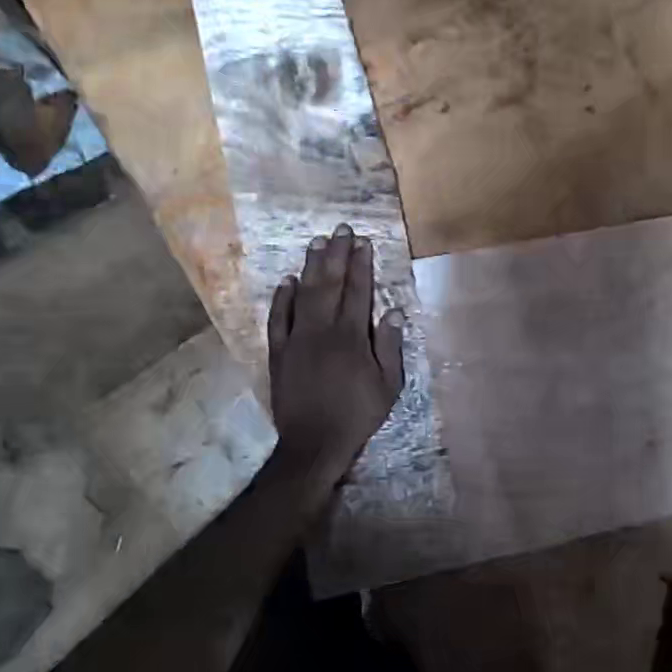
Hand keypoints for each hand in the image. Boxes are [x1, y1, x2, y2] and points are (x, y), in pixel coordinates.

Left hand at [267, 224, 405, 477]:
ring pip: (303, 295)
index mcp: (351, 337)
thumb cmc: (357, 414)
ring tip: (317, 243)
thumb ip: (389, 347)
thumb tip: (392, 312)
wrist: (313, 443)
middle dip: (336, 255)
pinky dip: (282, 298)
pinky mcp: (279, 352)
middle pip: (330, 284)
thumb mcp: (388, 385)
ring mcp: (296, 340)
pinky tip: (286, 281)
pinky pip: (278, 319)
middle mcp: (322, 330)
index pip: (357, 292)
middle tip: (340, 229)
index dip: (361, 265)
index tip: (363, 242)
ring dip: (310, 267)